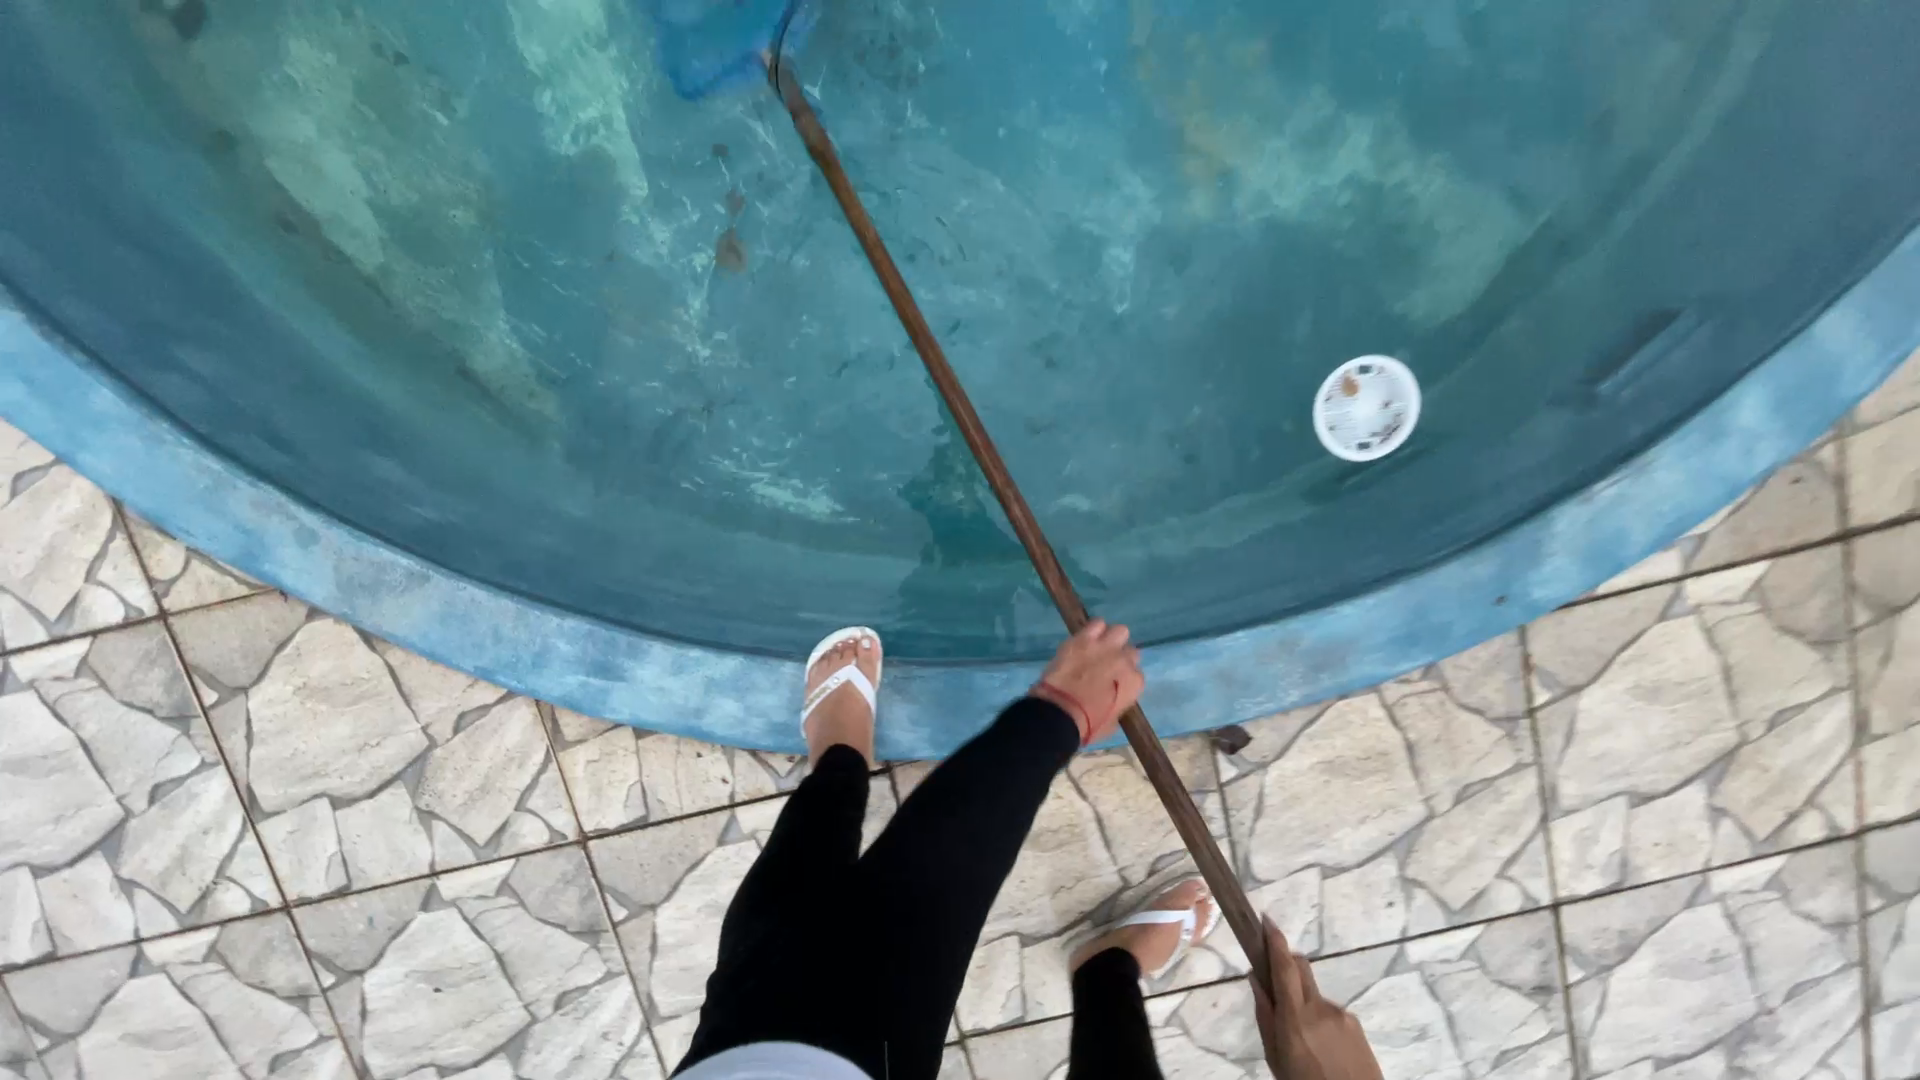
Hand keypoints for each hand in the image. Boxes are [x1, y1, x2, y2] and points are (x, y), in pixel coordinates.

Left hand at [1031, 619, 1143, 744]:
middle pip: (1130, 651)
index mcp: (1134, 682)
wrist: (1059, 712)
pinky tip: (1086, 638)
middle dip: (1121, 657)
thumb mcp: (1112, 719)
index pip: (1137, 674)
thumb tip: (1113, 695)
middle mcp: (1124, 660)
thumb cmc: (1087, 724)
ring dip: (1111, 639)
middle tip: (1107, 664)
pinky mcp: (1083, 638)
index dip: (1125, 678)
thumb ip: (1118, 701)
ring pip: (1119, 631)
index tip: (1115, 682)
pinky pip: (1096, 624)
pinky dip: (1093, 630)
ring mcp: (1104, 646)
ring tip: (1098, 647)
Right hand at [1254, 918, 1382, 1079]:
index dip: (1275, 940)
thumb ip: (1265, 1017)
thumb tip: (1255, 979)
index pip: (1284, 967)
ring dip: (1303, 1002)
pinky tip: (1323, 1047)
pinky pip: (1330, 1012)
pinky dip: (1320, 1019)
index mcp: (1295, 1017)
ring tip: (1304, 1038)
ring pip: (1314, 994)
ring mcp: (1342, 1015)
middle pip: (1300, 967)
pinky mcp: (1357, 1026)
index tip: (1266, 920)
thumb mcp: (1276, 1059)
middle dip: (1286, 963)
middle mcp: (1320, 1008)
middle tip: (1275, 982)